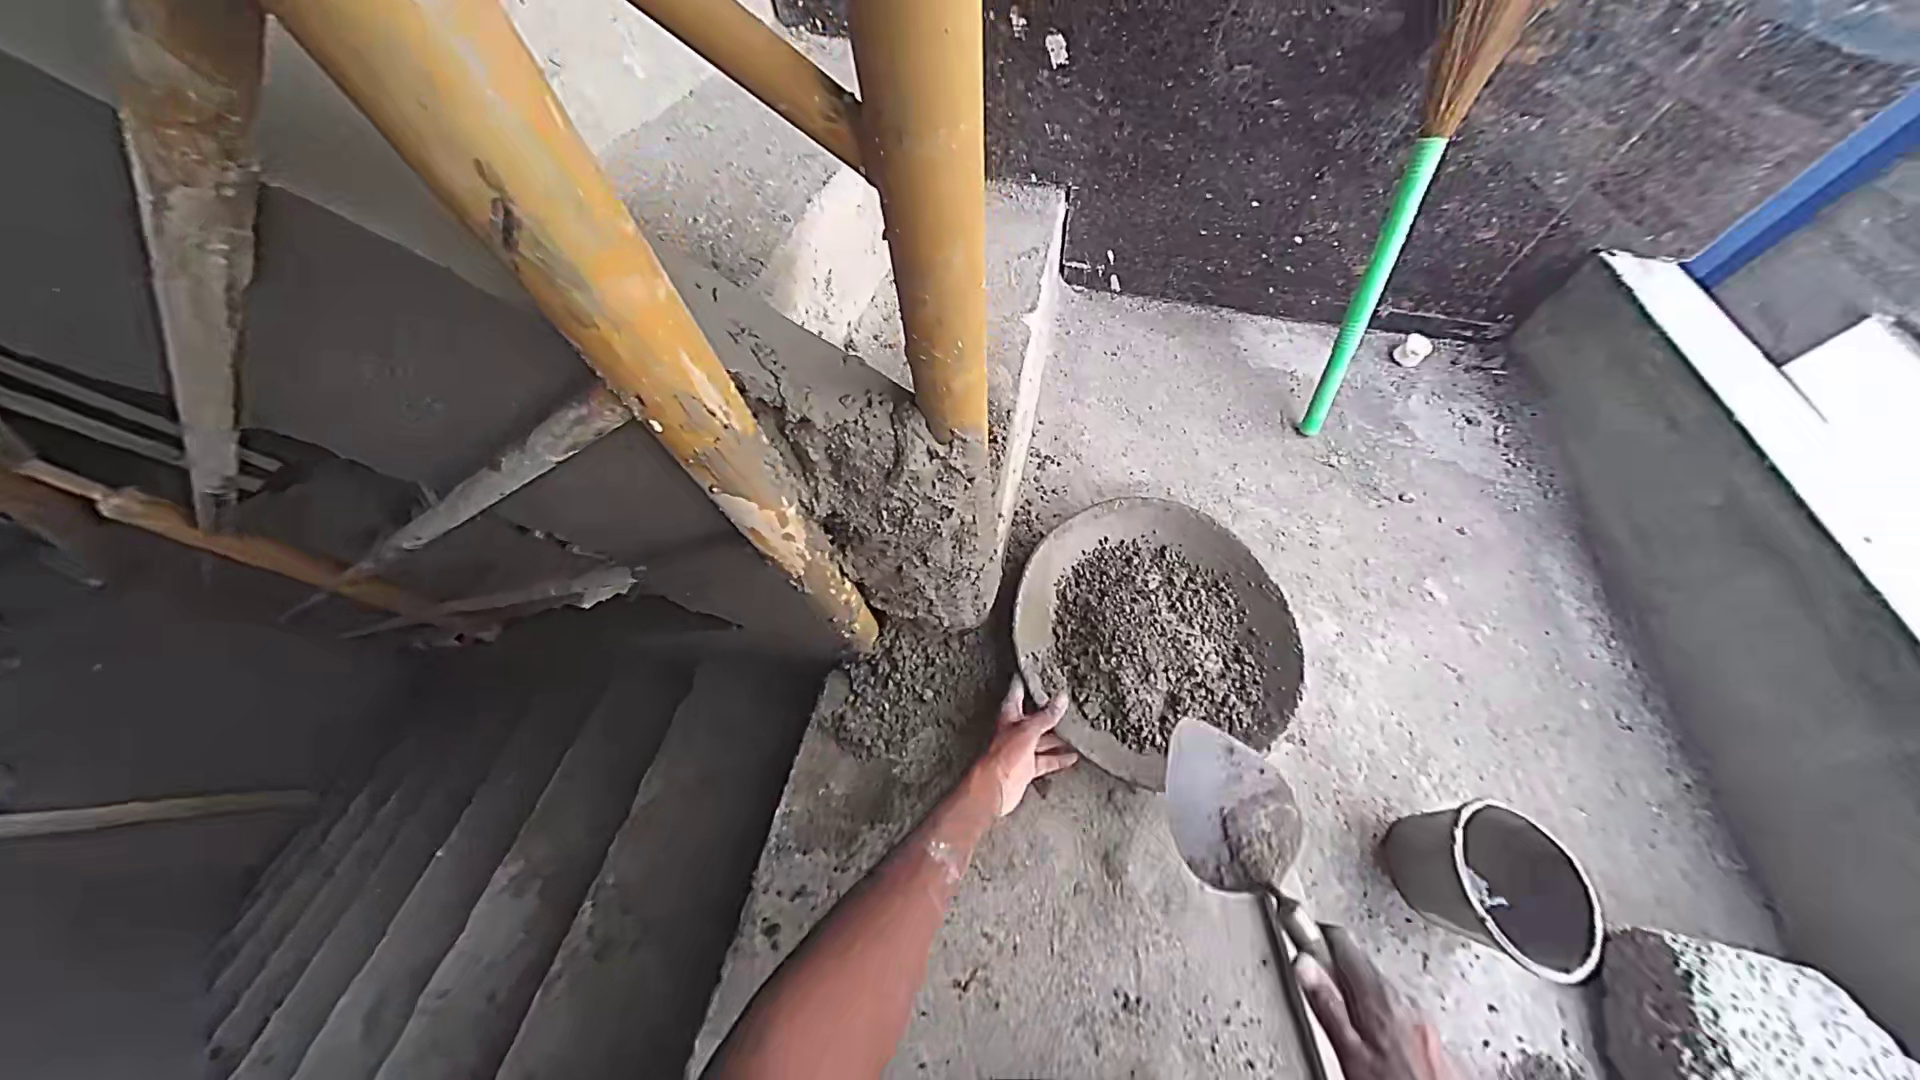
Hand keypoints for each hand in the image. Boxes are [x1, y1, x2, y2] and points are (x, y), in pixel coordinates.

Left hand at [970, 676, 1078, 816]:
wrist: (994, 788)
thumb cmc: (1003, 756)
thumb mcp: (1029, 730)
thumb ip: (1046, 716)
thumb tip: (1061, 698)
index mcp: (1010, 715)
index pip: (1018, 692)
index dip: (1026, 681)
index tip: (1035, 670)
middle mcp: (1015, 729)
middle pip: (1034, 716)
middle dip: (1049, 710)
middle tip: (1066, 701)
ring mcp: (1021, 748)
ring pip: (1043, 739)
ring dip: (1057, 736)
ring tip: (1076, 730)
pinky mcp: (1027, 766)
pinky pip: (1046, 760)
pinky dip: (1059, 758)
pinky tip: (1072, 756)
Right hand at [1295, 926, 1459, 1079]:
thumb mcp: (1350, 1054)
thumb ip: (1326, 1005)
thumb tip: (1303, 962)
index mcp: (1379, 996)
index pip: (1339, 940)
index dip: (1314, 936)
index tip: (1298, 937)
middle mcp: (1406, 1001)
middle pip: (1360, 965)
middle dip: (1337, 973)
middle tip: (1318, 994)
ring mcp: (1425, 1022)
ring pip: (1381, 992)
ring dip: (1361, 998)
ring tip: (1349, 1028)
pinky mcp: (1439, 1044)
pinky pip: (1402, 1016)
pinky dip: (1385, 1021)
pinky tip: (1380, 1047)